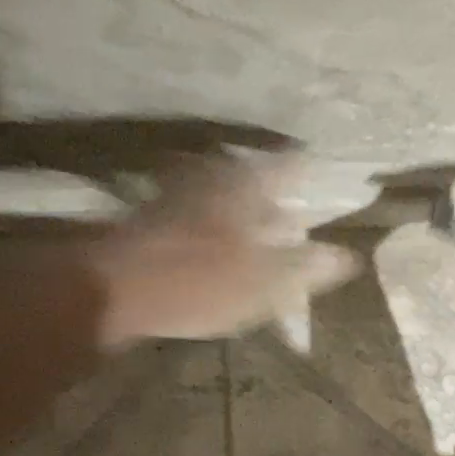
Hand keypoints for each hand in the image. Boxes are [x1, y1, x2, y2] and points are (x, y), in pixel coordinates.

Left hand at [96, 152, 358, 341]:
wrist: (107, 290)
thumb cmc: (196, 283)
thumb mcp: (263, 284)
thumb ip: (306, 267)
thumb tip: (347, 256)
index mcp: (246, 185)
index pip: (291, 164)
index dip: (312, 167)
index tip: (329, 166)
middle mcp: (214, 177)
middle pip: (256, 177)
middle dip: (280, 190)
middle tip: (299, 203)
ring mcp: (180, 192)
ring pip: (227, 192)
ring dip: (248, 206)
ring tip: (265, 225)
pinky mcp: (154, 215)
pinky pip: (202, 209)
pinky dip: (220, 221)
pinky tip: (225, 243)